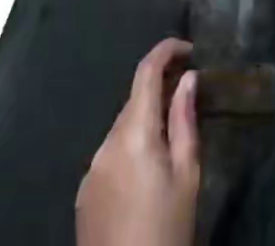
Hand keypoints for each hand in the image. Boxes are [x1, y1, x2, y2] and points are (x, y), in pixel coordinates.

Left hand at [76, 38, 198, 245]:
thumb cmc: (167, 229)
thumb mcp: (187, 177)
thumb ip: (185, 122)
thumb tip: (188, 79)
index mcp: (134, 132)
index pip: (145, 71)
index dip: (165, 51)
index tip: (188, 48)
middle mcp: (106, 141)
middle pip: (135, 101)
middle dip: (160, 94)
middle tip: (189, 99)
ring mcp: (91, 166)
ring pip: (123, 129)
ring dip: (146, 126)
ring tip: (172, 148)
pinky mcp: (85, 190)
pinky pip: (111, 156)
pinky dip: (130, 152)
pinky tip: (147, 179)